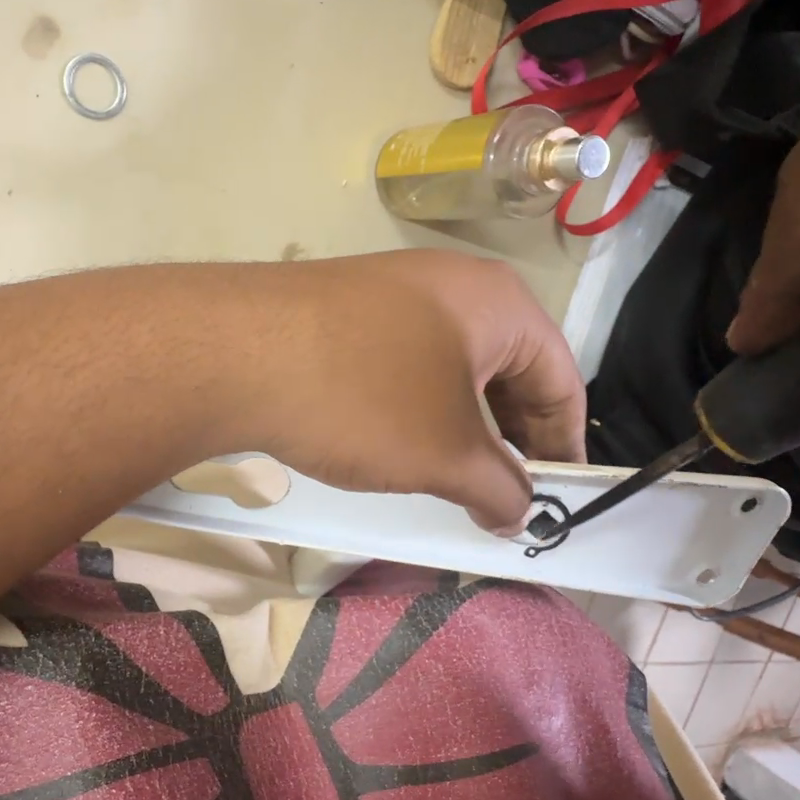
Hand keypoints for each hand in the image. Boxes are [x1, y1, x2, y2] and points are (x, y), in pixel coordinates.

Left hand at [236, 251, 584, 534]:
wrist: (233, 353)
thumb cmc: (365, 399)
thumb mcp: (446, 454)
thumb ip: (499, 489)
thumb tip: (517, 513)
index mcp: (501, 304)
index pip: (562, 382)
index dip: (566, 449)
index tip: (558, 503)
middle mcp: (456, 286)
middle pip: (510, 373)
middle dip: (512, 442)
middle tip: (503, 501)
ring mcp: (397, 293)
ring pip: (456, 372)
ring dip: (464, 431)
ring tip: (455, 483)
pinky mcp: (350, 311)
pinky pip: (409, 365)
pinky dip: (420, 411)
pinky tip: (402, 449)